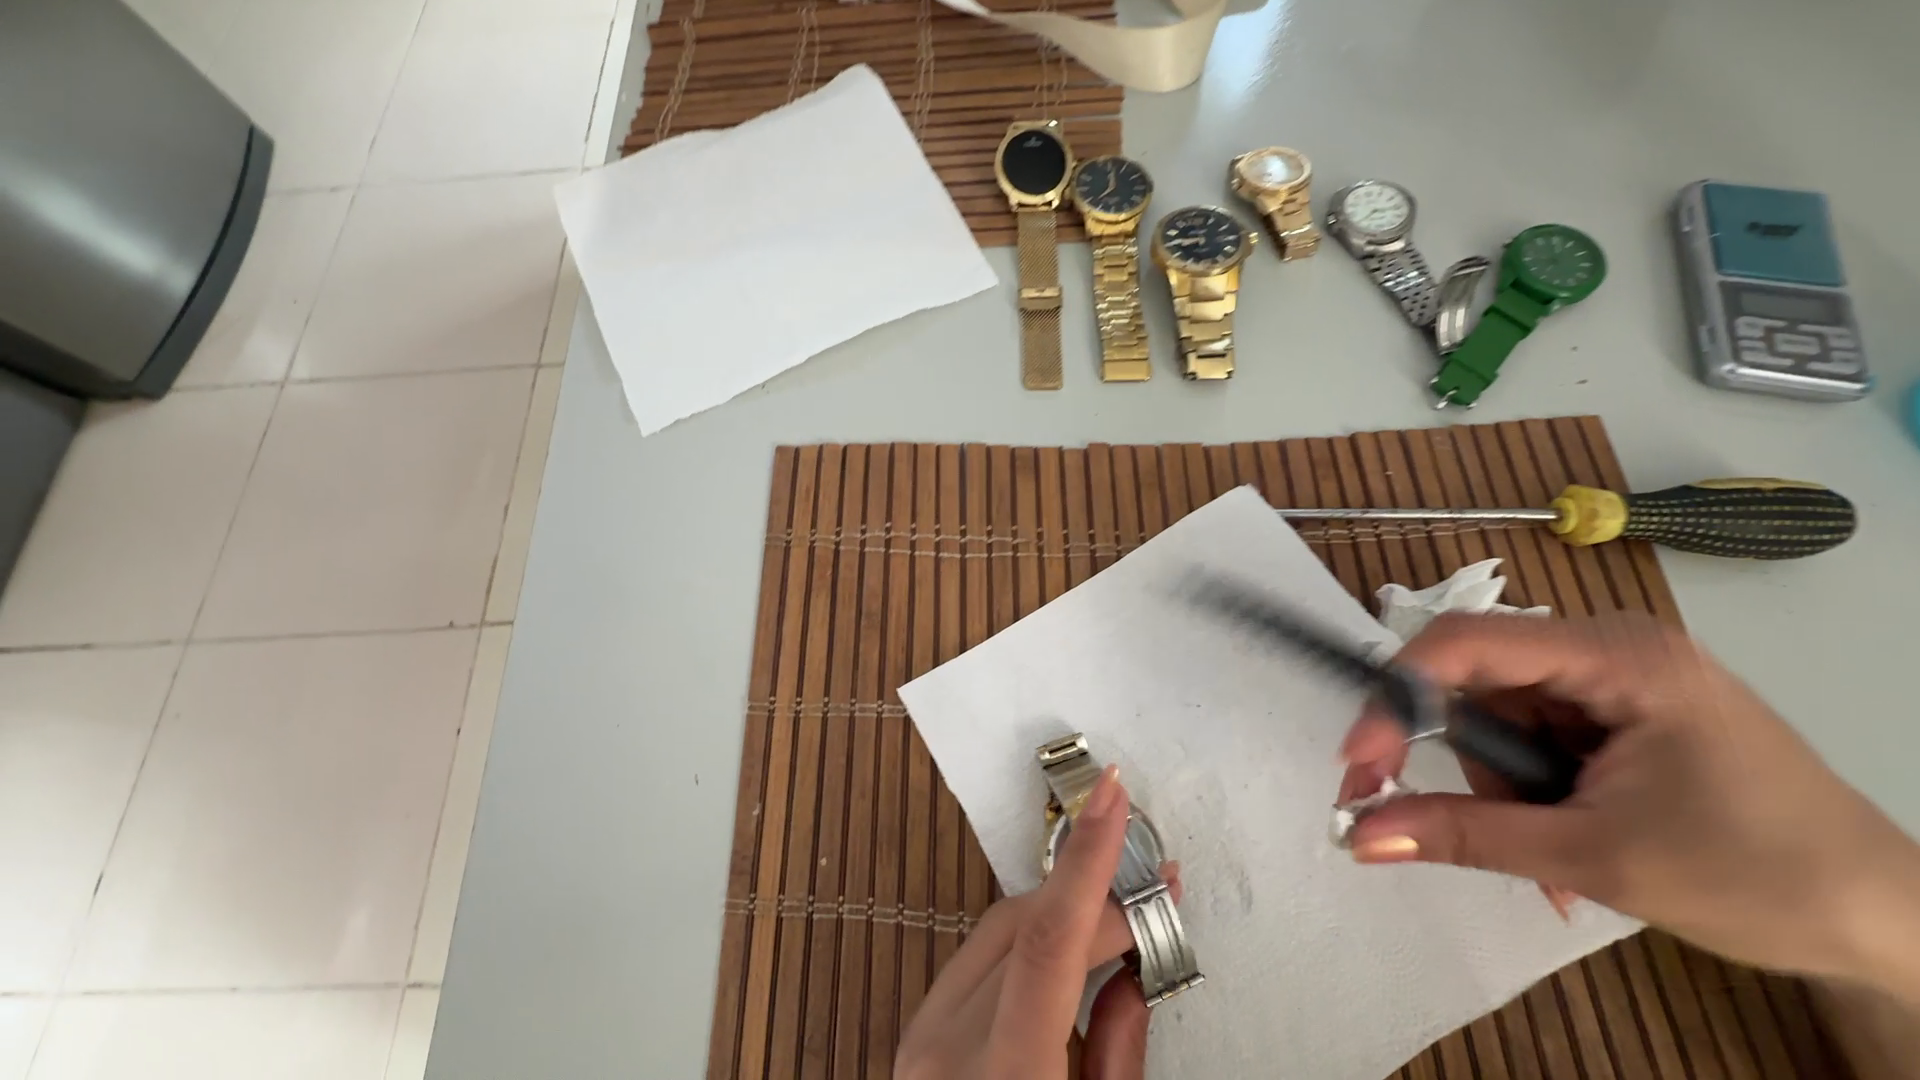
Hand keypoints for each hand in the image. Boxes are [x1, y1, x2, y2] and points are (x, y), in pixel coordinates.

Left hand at [895, 766, 1172, 1078]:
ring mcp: (923, 1037)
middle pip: (1026, 926)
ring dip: (1061, 914)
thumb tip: (1130, 974)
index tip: (1111, 798)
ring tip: (1116, 918)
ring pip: (1001, 929)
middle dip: (1094, 897)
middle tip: (1152, 893)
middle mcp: (948, 1047)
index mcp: (1001, 1076)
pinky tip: (1065, 948)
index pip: (1047, 942)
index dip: (1086, 860)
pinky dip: (1028, 941)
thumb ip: (1117, 1052)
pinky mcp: (918, 1033)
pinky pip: (979, 957)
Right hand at [1337, 613, 1919, 1001]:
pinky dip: (1528, 790)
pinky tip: (1562, 841)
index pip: (1468, 642)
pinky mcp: (1621, 714)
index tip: (1359, 762)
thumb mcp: (1594, 858)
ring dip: (1498, 788)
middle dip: (1458, 759)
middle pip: (1478, 682)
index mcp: (1619, 657)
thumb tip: (1358, 834)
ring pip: (1500, 717)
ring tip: (1545, 857)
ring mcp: (1618, 680)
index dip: (1396, 694)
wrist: (1894, 926)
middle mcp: (1611, 649)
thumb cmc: (1760, 879)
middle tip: (1416, 817)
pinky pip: (1534, 737)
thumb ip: (1464, 834)